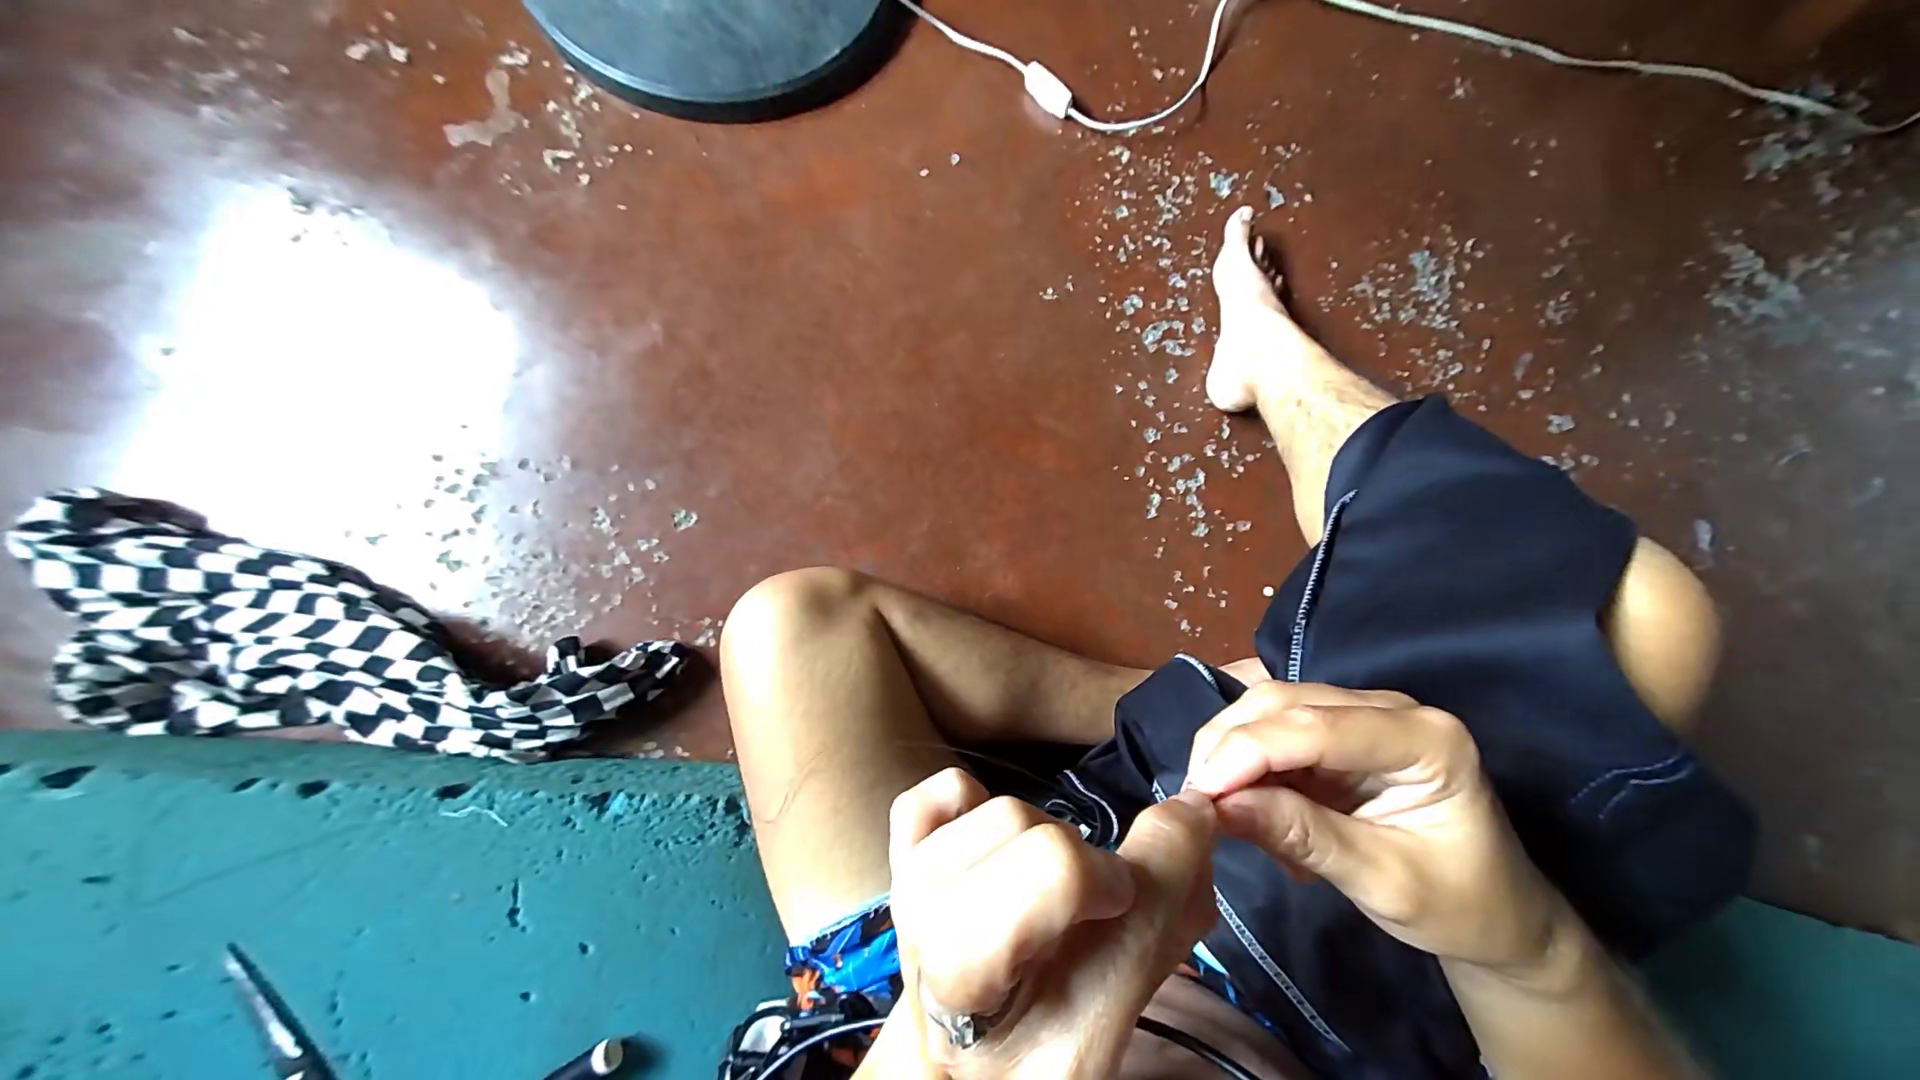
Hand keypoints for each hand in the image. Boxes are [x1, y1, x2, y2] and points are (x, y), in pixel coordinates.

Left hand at [875, 768, 1216, 1078]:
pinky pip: (939, 788)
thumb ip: (1161, 907)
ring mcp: (904, 882)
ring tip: (1037, 894)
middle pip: (1024, 824)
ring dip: (1037, 838)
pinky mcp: (898, 851)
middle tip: (1079, 911)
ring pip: (995, 804)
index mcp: (971, 985)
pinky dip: (973, 802)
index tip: (1118, 913)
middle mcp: (920, 927)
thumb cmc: (1039, 1047)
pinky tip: (990, 850)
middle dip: (1076, 861)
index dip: (1111, 880)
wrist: (960, 1055)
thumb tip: (1192, 809)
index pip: (1053, 868)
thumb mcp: (1112, 1011)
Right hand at [1185, 683, 1567, 971]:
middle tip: (1199, 804)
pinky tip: (1243, 798)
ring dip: (1228, 750)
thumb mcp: (1383, 884)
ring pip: (1266, 706)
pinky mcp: (1335, 726)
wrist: (1497, 913)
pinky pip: (1270, 726)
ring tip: (1220, 807)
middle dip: (1227, 746)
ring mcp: (1359, 711)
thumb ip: (1303, 836)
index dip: (1247, 752)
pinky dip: (1243, 760)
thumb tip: (1219, 807)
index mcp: (1424, 739)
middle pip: (1281, 703)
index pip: (1314, 727)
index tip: (1203, 795)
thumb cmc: (1459, 907)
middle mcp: (1388, 707)